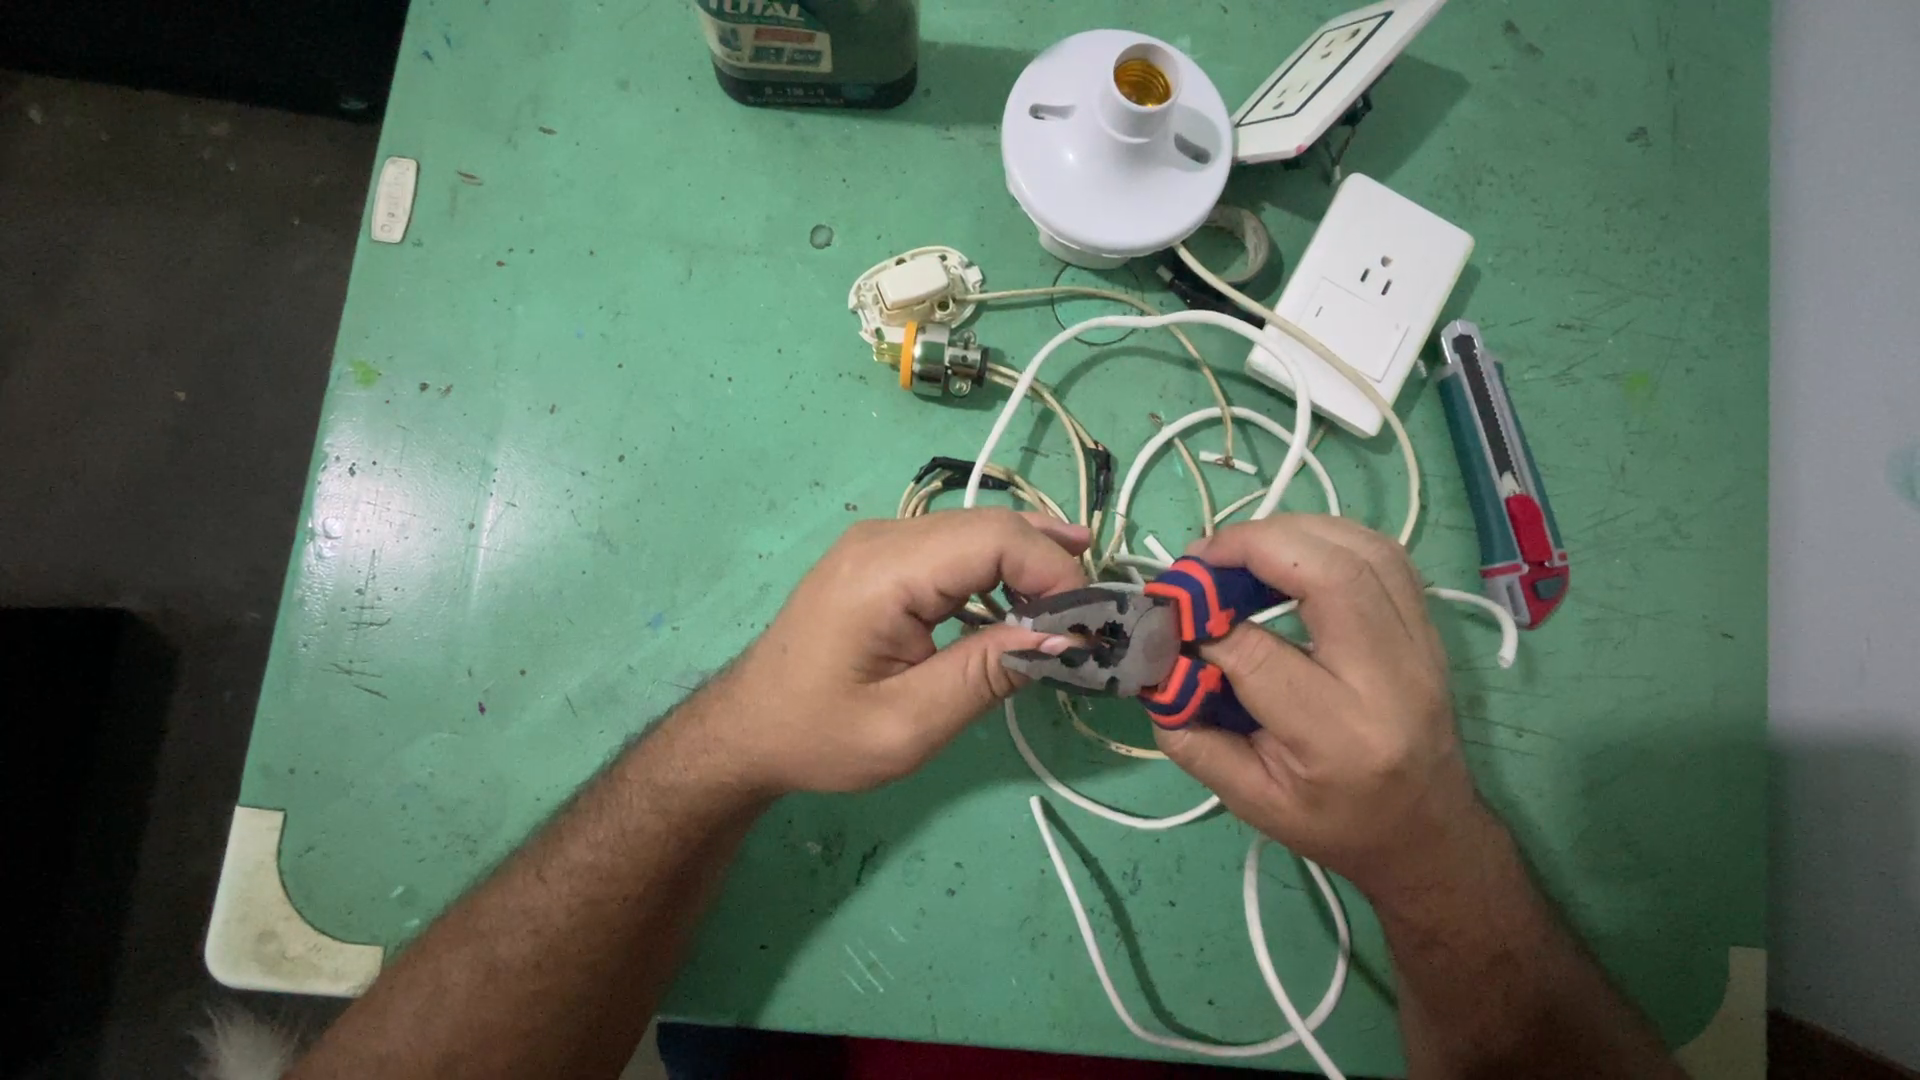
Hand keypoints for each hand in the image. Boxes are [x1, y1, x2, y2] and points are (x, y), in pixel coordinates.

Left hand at [683, 508, 1088, 796]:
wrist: (748, 729)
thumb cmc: (820, 735)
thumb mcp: (909, 725)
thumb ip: (987, 674)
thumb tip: (1064, 636)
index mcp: (884, 571)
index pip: (994, 539)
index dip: (1053, 573)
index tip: (1087, 627)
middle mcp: (884, 537)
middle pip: (990, 527)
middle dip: (1050, 566)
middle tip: (1094, 617)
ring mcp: (880, 541)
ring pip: (977, 532)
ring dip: (1030, 565)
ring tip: (1075, 605)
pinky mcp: (883, 557)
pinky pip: (955, 548)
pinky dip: (998, 571)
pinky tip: (1026, 597)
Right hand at [1154, 515, 1495, 896]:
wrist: (1429, 835)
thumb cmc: (1334, 822)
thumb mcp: (1250, 801)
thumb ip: (1192, 738)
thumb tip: (1158, 668)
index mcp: (1337, 734)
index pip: (1258, 652)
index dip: (1203, 623)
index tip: (1172, 616)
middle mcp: (1389, 680)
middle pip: (1330, 574)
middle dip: (1254, 546)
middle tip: (1203, 556)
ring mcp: (1421, 647)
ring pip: (1364, 550)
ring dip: (1292, 530)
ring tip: (1241, 548)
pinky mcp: (1429, 629)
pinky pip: (1384, 554)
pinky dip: (1329, 537)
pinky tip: (1290, 550)